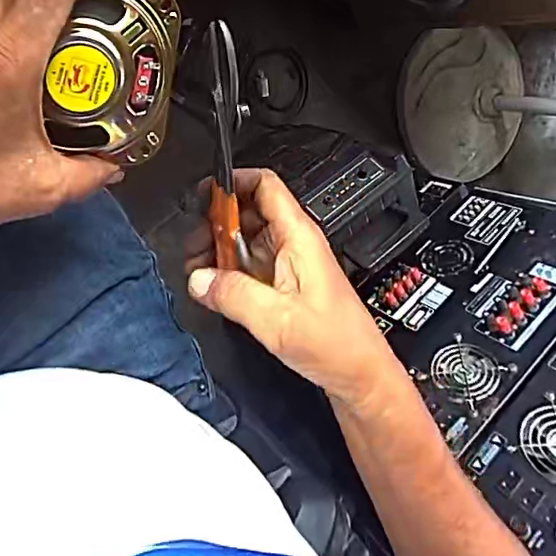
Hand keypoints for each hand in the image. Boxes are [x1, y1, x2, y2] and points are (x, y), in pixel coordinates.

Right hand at [185, 168, 405, 409]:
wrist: (360, 374)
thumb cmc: (337, 343)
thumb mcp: (276, 319)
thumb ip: (232, 294)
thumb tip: (199, 278)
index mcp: (299, 236)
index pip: (265, 184)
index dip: (233, 181)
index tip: (206, 196)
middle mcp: (296, 243)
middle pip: (250, 211)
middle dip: (218, 222)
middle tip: (195, 243)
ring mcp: (291, 263)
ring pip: (248, 239)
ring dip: (221, 249)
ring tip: (200, 269)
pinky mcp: (286, 284)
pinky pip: (252, 265)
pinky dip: (231, 271)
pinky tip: (217, 288)